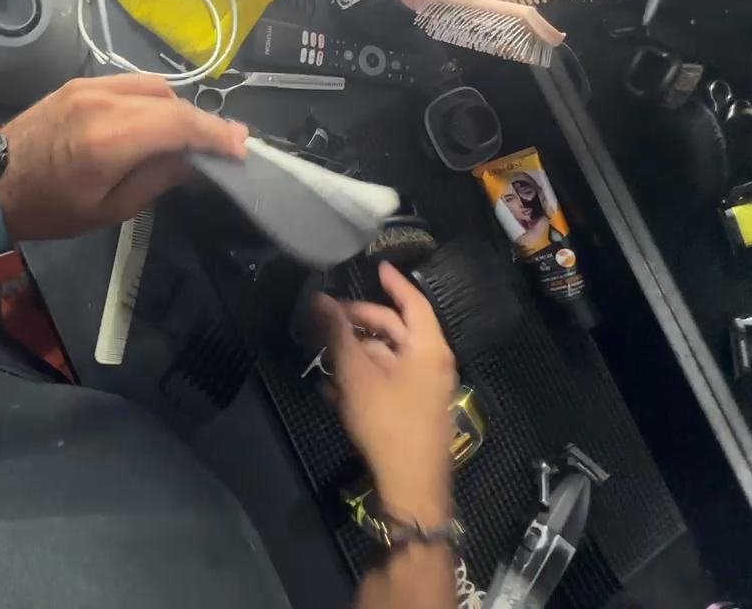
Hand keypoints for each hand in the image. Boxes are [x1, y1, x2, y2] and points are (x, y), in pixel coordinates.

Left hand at [0, 75, 247, 240]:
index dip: (217, 133)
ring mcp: (88, 86)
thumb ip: (158, 178)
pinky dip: (152, 99)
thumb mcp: (110, 209)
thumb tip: (197, 161)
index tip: (242, 146)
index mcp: (110, 138)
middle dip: (202, 121)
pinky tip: (153, 122)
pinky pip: (129, 83)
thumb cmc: (49, 209)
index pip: (180, 123)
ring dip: (177, 108)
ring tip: (187, 137)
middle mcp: (103, 101)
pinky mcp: (78, 83)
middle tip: (224, 145)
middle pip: (172, 99)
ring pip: (154, 85)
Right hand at [315, 264, 456, 525]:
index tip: (377, 266)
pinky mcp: (415, 409)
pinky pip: (388, 379)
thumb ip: (337, 332)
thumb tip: (319, 299)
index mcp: (428, 348)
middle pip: (395, 328)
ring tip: (324, 350)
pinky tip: (334, 385)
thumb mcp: (356, 373)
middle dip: (360, 319)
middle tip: (328, 315)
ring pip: (388, 355)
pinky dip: (364, 373)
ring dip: (356, 349)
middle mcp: (432, 362)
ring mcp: (425, 388)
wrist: (411, 486)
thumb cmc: (387, 421)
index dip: (394, 282)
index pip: (413, 301)